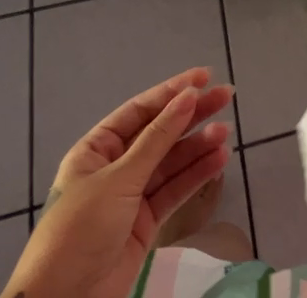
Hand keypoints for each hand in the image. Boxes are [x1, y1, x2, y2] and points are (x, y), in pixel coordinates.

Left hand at [2, 69, 232, 297]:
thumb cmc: (79, 230)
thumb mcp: (118, 180)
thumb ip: (157, 139)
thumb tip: (187, 97)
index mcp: (96, 150)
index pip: (139, 111)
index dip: (171, 92)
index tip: (204, 77)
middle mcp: (114, 167)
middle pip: (160, 133)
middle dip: (192, 115)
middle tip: (227, 96)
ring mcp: (131, 195)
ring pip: (171, 161)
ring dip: (198, 146)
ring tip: (226, 132)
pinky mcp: (146, 221)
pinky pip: (175, 189)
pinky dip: (196, 174)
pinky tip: (219, 160)